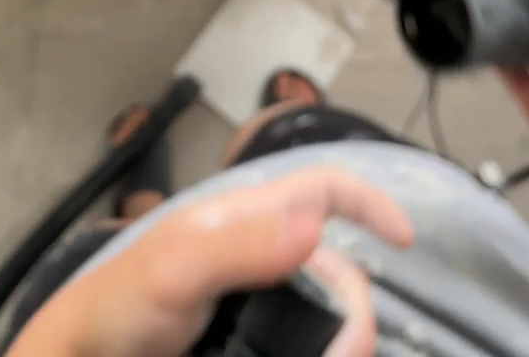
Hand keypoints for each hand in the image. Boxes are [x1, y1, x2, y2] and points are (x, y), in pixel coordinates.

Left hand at [8, 166, 413, 356]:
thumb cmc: (123, 302)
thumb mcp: (177, 268)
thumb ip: (240, 245)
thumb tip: (315, 221)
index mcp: (249, 217)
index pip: (322, 187)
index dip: (368, 200)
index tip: (406, 242)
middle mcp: (263, 253)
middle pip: (337, 273)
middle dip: (350, 316)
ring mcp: (259, 300)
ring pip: (325, 317)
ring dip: (336, 342)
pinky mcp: (253, 337)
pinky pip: (305, 341)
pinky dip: (319, 350)